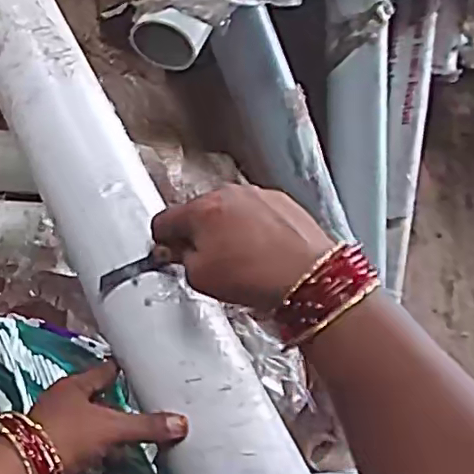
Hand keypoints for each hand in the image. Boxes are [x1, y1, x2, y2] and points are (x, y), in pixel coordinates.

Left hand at [27, 361, 186, 473]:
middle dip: (115, 403)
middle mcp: (62, 398)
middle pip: (95, 397)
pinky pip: (79, 441)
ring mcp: (53, 422)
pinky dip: (94, 446)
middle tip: (139, 407)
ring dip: (103, 427)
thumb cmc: (67, 435)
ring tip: (127, 436)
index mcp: (76, 384)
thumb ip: (144, 426)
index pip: (105, 371)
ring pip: (86, 420)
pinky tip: (106, 456)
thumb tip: (181, 423)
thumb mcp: (111, 428)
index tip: (138, 370)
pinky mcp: (48, 445)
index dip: (122, 371)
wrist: (24, 468)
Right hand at [150, 184, 333, 311]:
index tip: (170, 252)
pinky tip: (261, 253)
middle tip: (209, 261)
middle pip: (197, 212)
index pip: (163, 220)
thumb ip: (180, 259)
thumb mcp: (200, 278)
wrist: (310, 278)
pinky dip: (254, 228)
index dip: (163, 240)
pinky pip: (256, 212)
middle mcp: (228, 194)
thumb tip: (178, 252)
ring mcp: (257, 195)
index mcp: (201, 210)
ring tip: (241, 261)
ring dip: (227, 230)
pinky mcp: (281, 201)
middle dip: (198, 234)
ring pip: (228, 210)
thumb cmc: (259, 278)